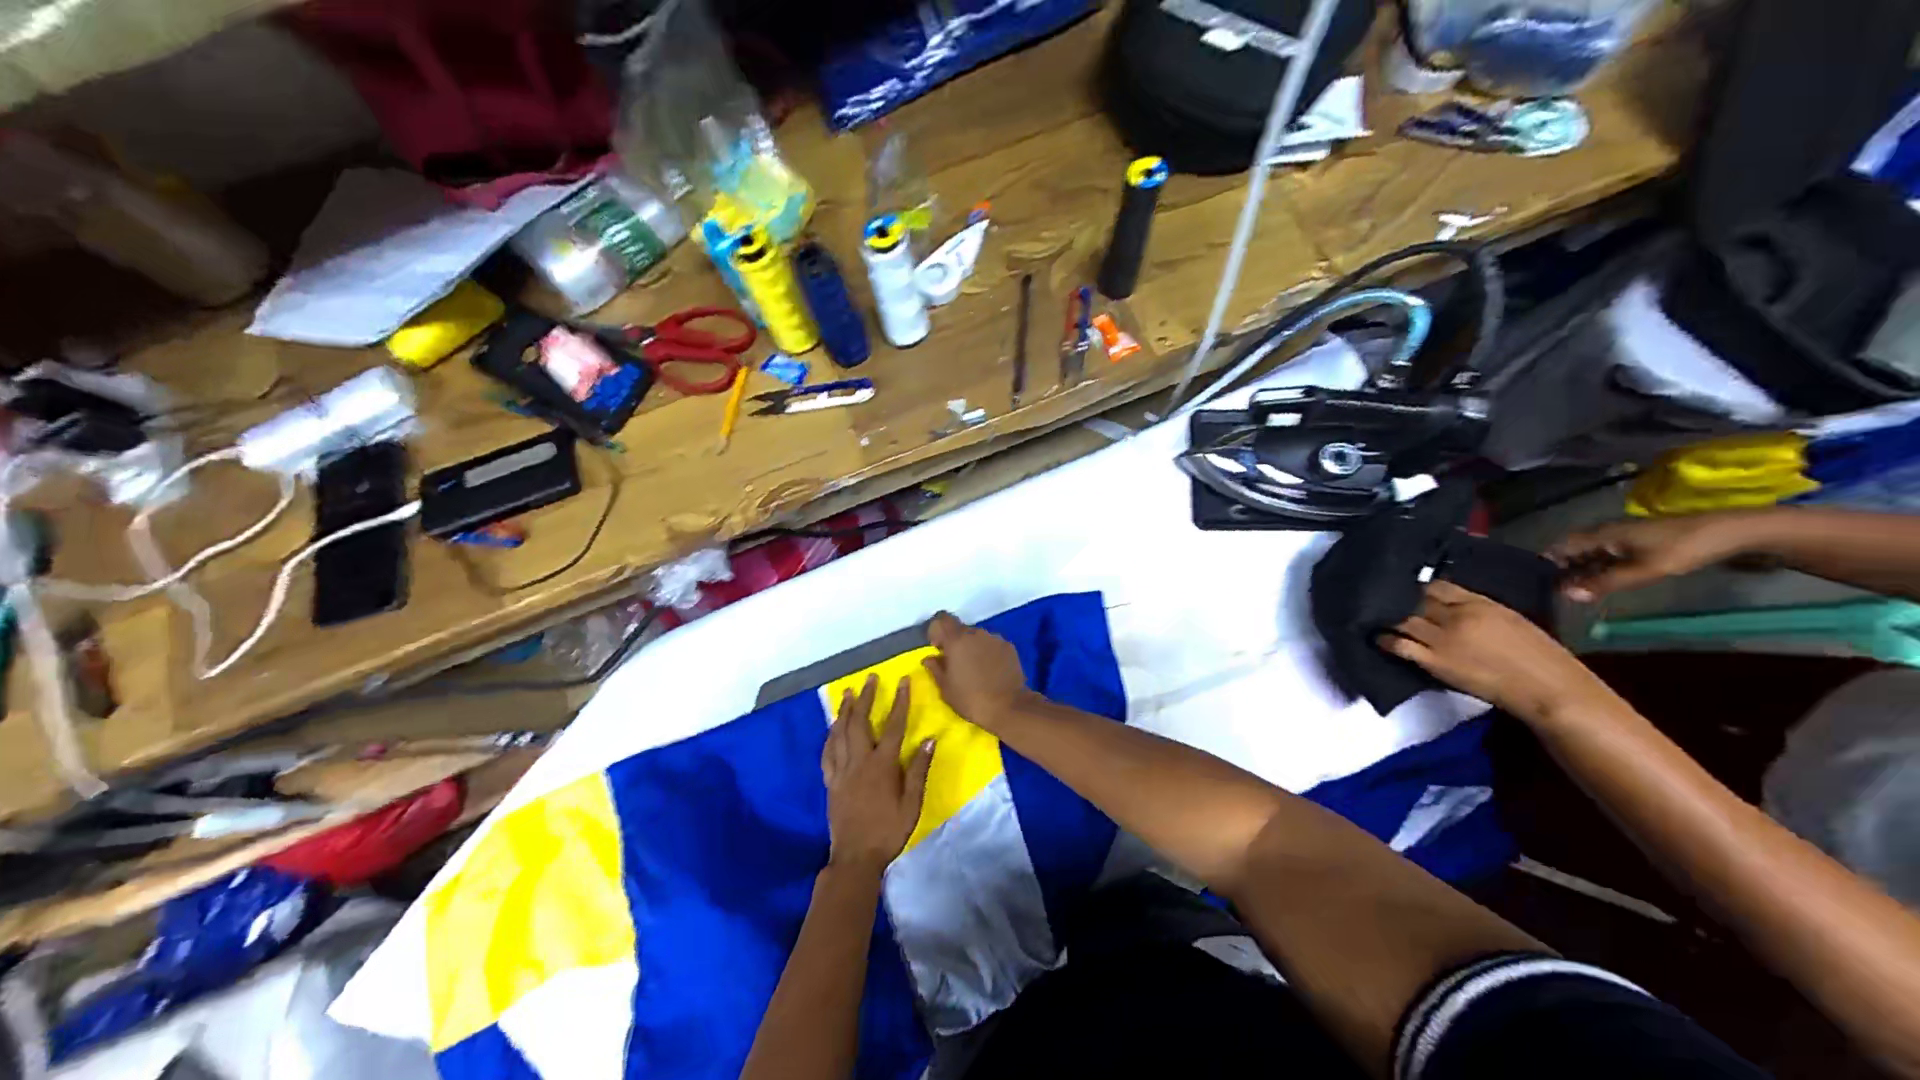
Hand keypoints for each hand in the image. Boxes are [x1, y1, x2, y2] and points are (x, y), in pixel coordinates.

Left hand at [822, 675, 932, 873]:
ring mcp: (841, 771)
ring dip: (845, 710)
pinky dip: (830, 736)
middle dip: (866, 697)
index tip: (902, 681)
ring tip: (848, 693)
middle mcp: (859, 762)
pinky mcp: (830, 782)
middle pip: (860, 722)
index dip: (899, 701)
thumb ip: (918, 770)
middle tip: (869, 678)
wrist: (856, 856)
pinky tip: (832, 728)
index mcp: (882, 765)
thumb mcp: (912, 803)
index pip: (893, 726)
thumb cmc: (889, 830)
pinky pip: (828, 752)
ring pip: (840, 733)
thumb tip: (929, 740)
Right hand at [923, 612, 1039, 728]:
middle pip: (961, 629)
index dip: (937, 630)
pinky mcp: (1009, 647)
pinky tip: (991, 670)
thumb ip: (935, 668)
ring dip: (973, 647)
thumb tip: (929, 658)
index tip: (938, 648)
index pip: (943, 619)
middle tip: (956, 663)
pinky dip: (988, 652)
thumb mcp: (945, 688)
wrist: (1008, 707)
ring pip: (978, 637)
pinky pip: (993, 644)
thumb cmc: (971, 699)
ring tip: (976, 668)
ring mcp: (995, 638)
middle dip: (956, 642)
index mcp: (957, 640)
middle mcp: (976, 633)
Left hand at [1380, 581, 1618, 723]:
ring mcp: (1443, 639)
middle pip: (1415, 600)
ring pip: (1402, 619)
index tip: (1403, 585)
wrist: (1548, 689)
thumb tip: (1449, 602)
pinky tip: (1376, 637)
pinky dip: (1384, 639)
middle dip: (1396, 598)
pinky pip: (1399, 646)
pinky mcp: (1435, 662)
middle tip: (1378, 598)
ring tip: (1371, 614)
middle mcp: (1457, 616)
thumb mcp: (1510, 618)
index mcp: (1480, 603)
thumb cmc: (1539, 655)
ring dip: (1384, 616)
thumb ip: (1478, 607)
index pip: (1437, 585)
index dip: (1417, 586)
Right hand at [1547, 512, 1758, 601]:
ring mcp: (1624, 537)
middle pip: (1574, 550)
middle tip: (1553, 590)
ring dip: (1581, 570)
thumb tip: (1567, 595)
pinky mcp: (1639, 543)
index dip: (1546, 562)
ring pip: (1591, 553)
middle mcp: (1607, 532)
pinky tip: (1600, 581)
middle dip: (1562, 568)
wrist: (1732, 533)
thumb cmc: (1684, 549)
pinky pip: (1607, 555)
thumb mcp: (1644, 570)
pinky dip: (1598, 568)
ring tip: (1574, 590)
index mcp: (1602, 535)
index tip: (1536, 580)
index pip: (1562, 546)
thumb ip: (1606, 583)